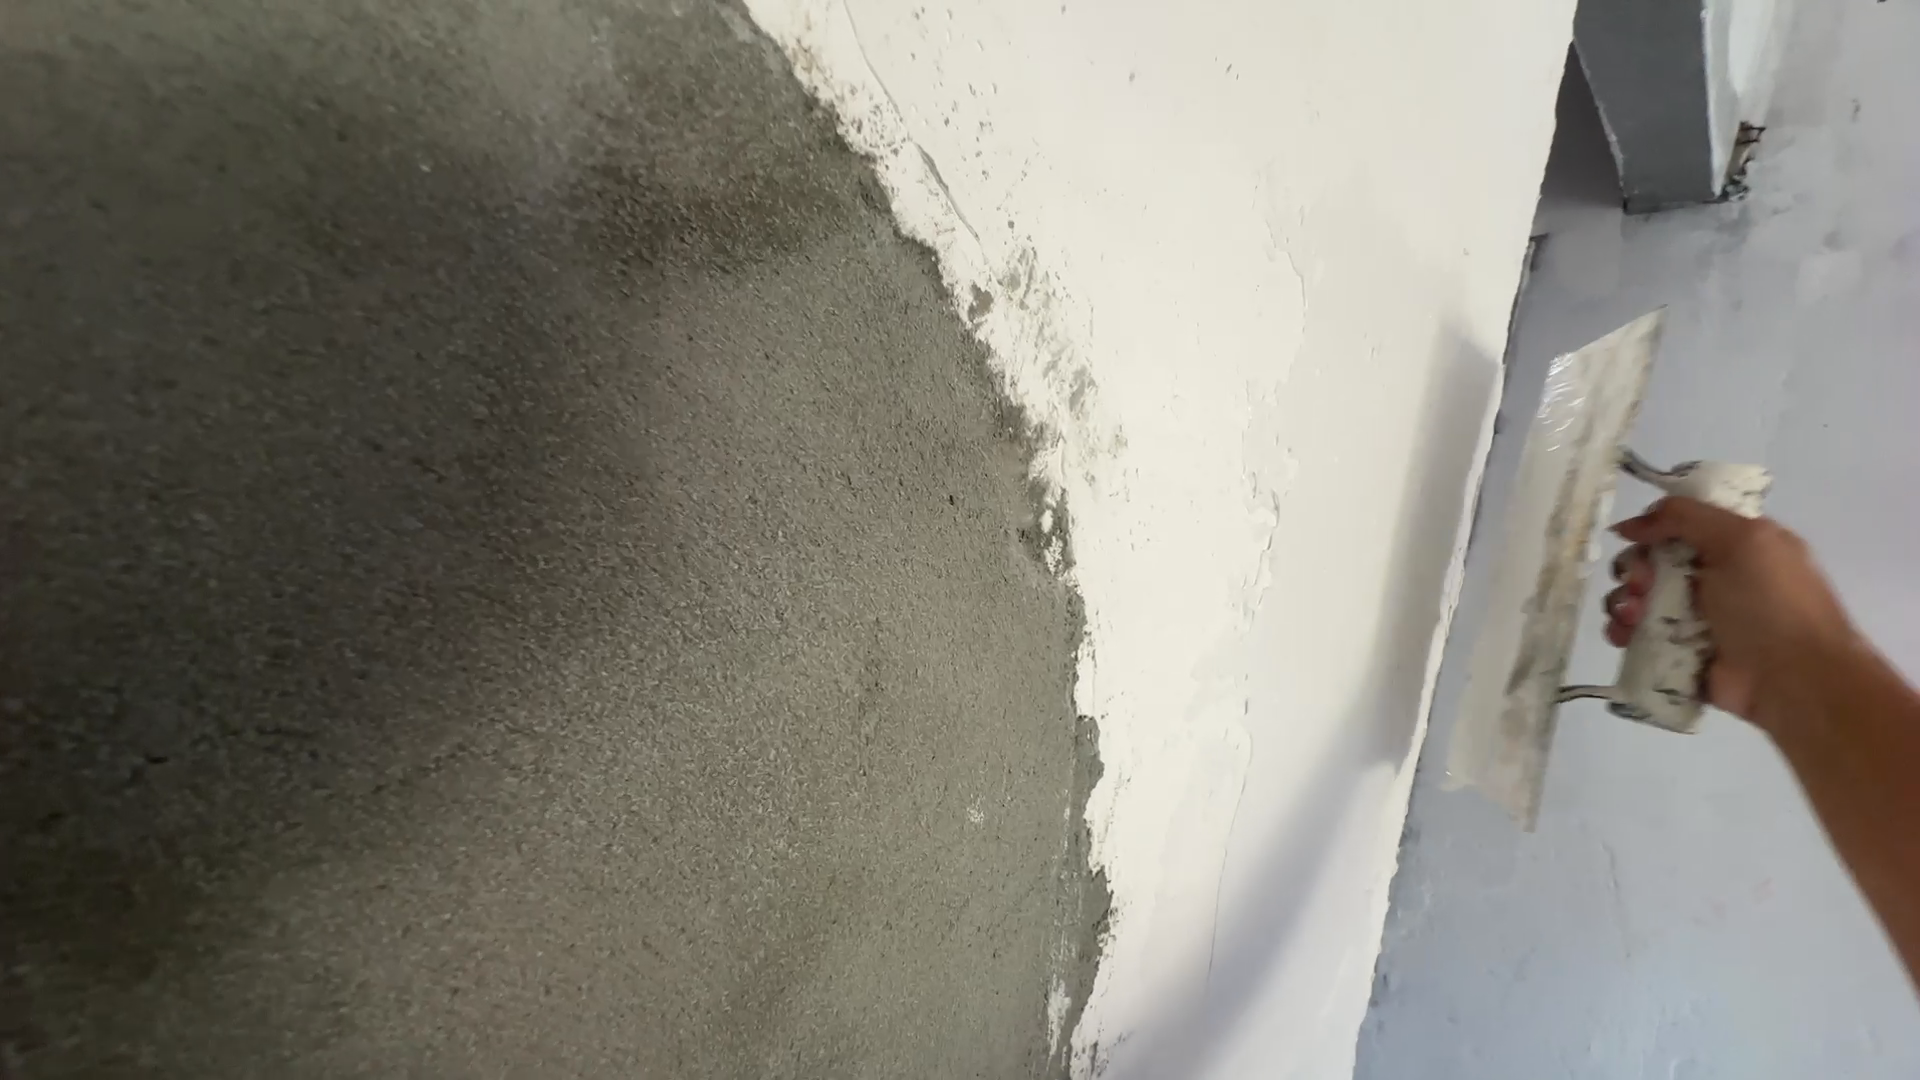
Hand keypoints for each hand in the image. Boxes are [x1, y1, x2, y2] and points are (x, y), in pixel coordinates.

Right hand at [1606, 496, 1854, 731]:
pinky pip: (1630, 630)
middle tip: (1643, 586)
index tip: (1641, 542)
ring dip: (1622, 602)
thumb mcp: (1744, 542)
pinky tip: (1624, 635)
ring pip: (1633, 596)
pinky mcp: (1673, 646)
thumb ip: (1685, 518)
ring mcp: (1691, 614)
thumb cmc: (1773, 605)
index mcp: (1735, 548)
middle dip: (1632, 570)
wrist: (1793, 679)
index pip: (1677, 527)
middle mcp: (1712, 578)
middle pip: (1647, 561)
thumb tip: (1627, 525)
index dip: (1651, 531)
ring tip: (1633, 618)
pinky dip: (1620, 630)